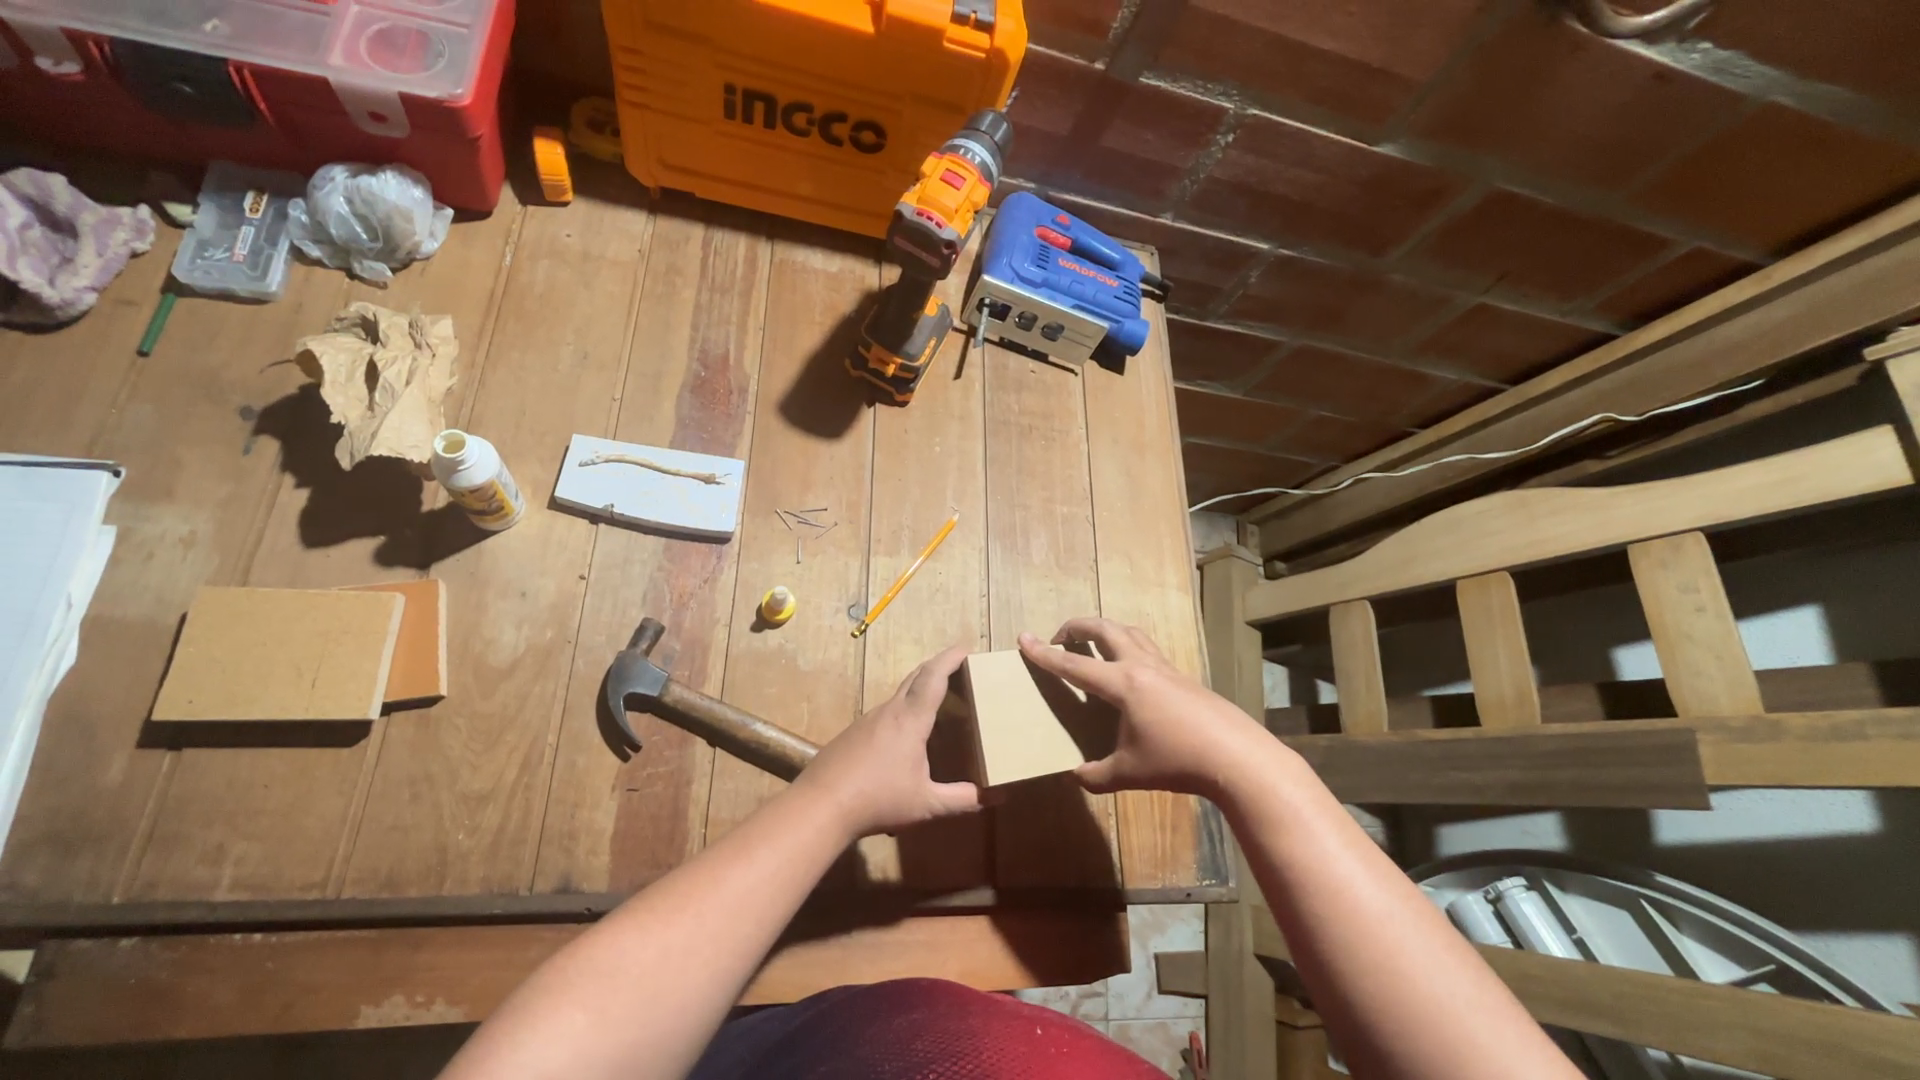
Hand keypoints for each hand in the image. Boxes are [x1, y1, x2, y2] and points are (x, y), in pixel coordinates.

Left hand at [790, 644, 983, 839]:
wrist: (820, 806)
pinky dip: (901, 713)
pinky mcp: (852, 735)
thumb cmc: (878, 800)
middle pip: (915, 677)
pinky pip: (883, 715)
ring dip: (918, 692)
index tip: (966, 647)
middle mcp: (888, 712)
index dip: (950, 659)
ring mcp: (866, 721)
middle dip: (937, 667)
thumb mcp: (926, 804)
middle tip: (957, 668)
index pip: (934, 677)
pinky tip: (904, 738)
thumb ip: (962, 799)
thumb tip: (997, 797)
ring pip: (897, 697)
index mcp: (910, 720)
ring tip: (937, 705)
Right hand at [1019, 618, 1273, 799]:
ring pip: (1131, 633)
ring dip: (1106, 631)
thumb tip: (1078, 776)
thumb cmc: (1177, 761)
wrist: (1237, 757)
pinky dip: (1129, 649)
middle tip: (1059, 637)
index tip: (1023, 638)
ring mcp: (1167, 668)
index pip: (1074, 664)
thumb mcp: (1128, 773)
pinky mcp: (1184, 678)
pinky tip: (1130, 675)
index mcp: (1123, 684)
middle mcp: (1142, 666)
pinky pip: (1148, 650)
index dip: (1045, 654)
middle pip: (1105, 629)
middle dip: (1077, 626)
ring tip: (1092, 646)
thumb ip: (1097, 774)